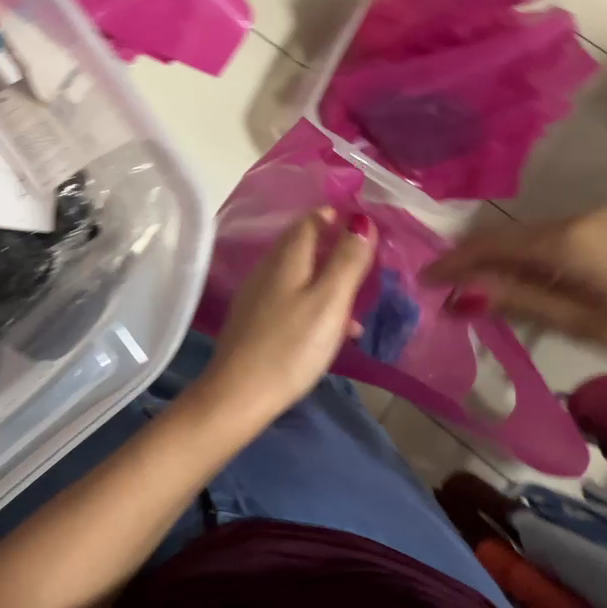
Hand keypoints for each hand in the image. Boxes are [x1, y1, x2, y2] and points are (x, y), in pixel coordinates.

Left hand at [196, 209, 373, 426]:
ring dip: (328, 280)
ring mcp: (258, 295)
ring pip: (299, 275)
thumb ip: (346, 261)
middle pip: (302, 246)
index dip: (333, 215)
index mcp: (285, 259)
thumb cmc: (292, 345)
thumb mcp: (329, 302)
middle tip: (365, 258)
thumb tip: (360, 219)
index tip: (361, 221)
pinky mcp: (256, 320)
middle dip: (333, 247)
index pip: (308, 222)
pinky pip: (292, 299)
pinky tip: (335, 332)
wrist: (241, 391)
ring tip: (358, 303)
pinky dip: (316, 304)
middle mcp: (267, 269)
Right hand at [424, 208, 606, 414]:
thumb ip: (527, 302)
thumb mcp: (601, 329)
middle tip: (459, 295)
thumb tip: (462, 291)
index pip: (489, 243)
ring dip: (519, 258)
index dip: (451, 262)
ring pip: (550, 233)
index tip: (421, 281)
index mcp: (571, 238)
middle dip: (481, 260)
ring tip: (506, 293)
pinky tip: (565, 282)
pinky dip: (556, 256)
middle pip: (517, 234)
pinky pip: (583, 234)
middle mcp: (590, 214)